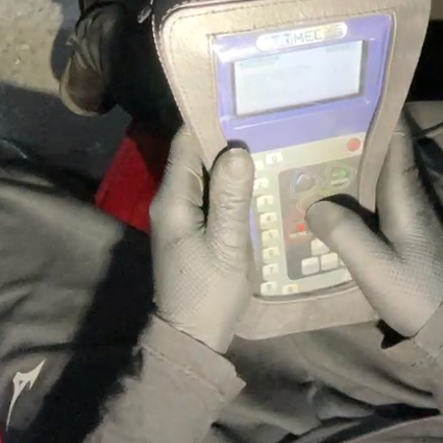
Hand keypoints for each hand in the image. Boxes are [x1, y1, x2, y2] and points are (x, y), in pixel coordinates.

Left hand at [149, 127, 254, 352]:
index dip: (210, 120)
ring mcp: (182, 215)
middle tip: (266, 117)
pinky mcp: (194, 228)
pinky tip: (260, 177)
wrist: (193, 341)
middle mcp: (171, 201)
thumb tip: (237, 150)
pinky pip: (212, 193)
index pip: (186, 143)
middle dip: (227, 137)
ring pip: (206, 174)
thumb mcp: (226, 245)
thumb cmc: (208, 293)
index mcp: (172, 199)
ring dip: (232, 160)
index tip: (243, 101)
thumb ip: (230, 198)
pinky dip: (232, 182)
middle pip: (196, 156)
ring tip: (270, 139)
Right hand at [306, 126, 442, 337]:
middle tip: (305, 122)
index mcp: (403, 190)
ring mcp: (401, 210)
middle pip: (375, 150)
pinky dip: (345, 189)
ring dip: (342, 162)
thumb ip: (343, 233)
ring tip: (302, 152)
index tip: (345, 91)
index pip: (394, 135)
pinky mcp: (397, 228)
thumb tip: (311, 205)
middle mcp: (404, 192)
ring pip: (368, 173)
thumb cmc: (417, 291)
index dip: (375, 109)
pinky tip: (318, 196)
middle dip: (345, 134)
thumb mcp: (374, 266)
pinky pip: (366, 197)